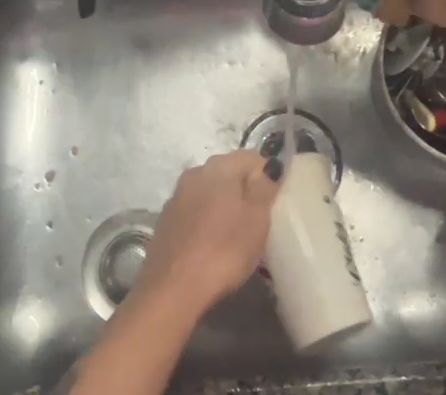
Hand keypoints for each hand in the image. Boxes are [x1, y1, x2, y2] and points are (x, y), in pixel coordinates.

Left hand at [134, 150, 281, 314]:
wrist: (173, 288)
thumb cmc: (223, 251)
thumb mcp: (256, 219)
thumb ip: (265, 186)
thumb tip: (272, 163)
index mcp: (218, 166)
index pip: (252, 157)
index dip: (269, 176)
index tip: (278, 202)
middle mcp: (195, 172)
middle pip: (230, 172)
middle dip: (247, 190)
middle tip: (262, 220)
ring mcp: (178, 195)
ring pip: (212, 191)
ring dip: (227, 205)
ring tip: (239, 234)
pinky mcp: (167, 219)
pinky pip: (197, 210)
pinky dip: (209, 219)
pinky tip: (214, 243)